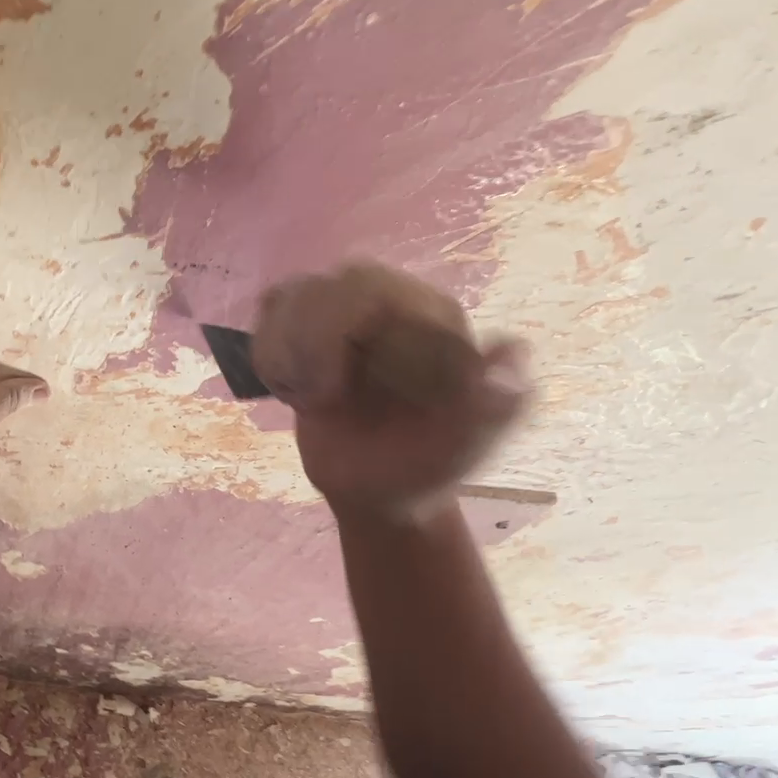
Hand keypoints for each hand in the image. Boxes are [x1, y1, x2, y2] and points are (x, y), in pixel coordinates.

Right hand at [250, 262, 531, 521]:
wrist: (376, 490)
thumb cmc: (422, 469)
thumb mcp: (466, 446)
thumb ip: (496, 403)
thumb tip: (510, 351)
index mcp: (432, 320)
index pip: (370, 288)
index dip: (334, 333)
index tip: (329, 394)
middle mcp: (389, 305)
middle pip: (323, 287)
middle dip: (302, 345)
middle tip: (313, 399)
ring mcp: (346, 316)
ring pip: (291, 295)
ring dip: (281, 353)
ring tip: (303, 398)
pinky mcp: (308, 332)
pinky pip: (272, 311)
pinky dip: (267, 351)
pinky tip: (288, 388)